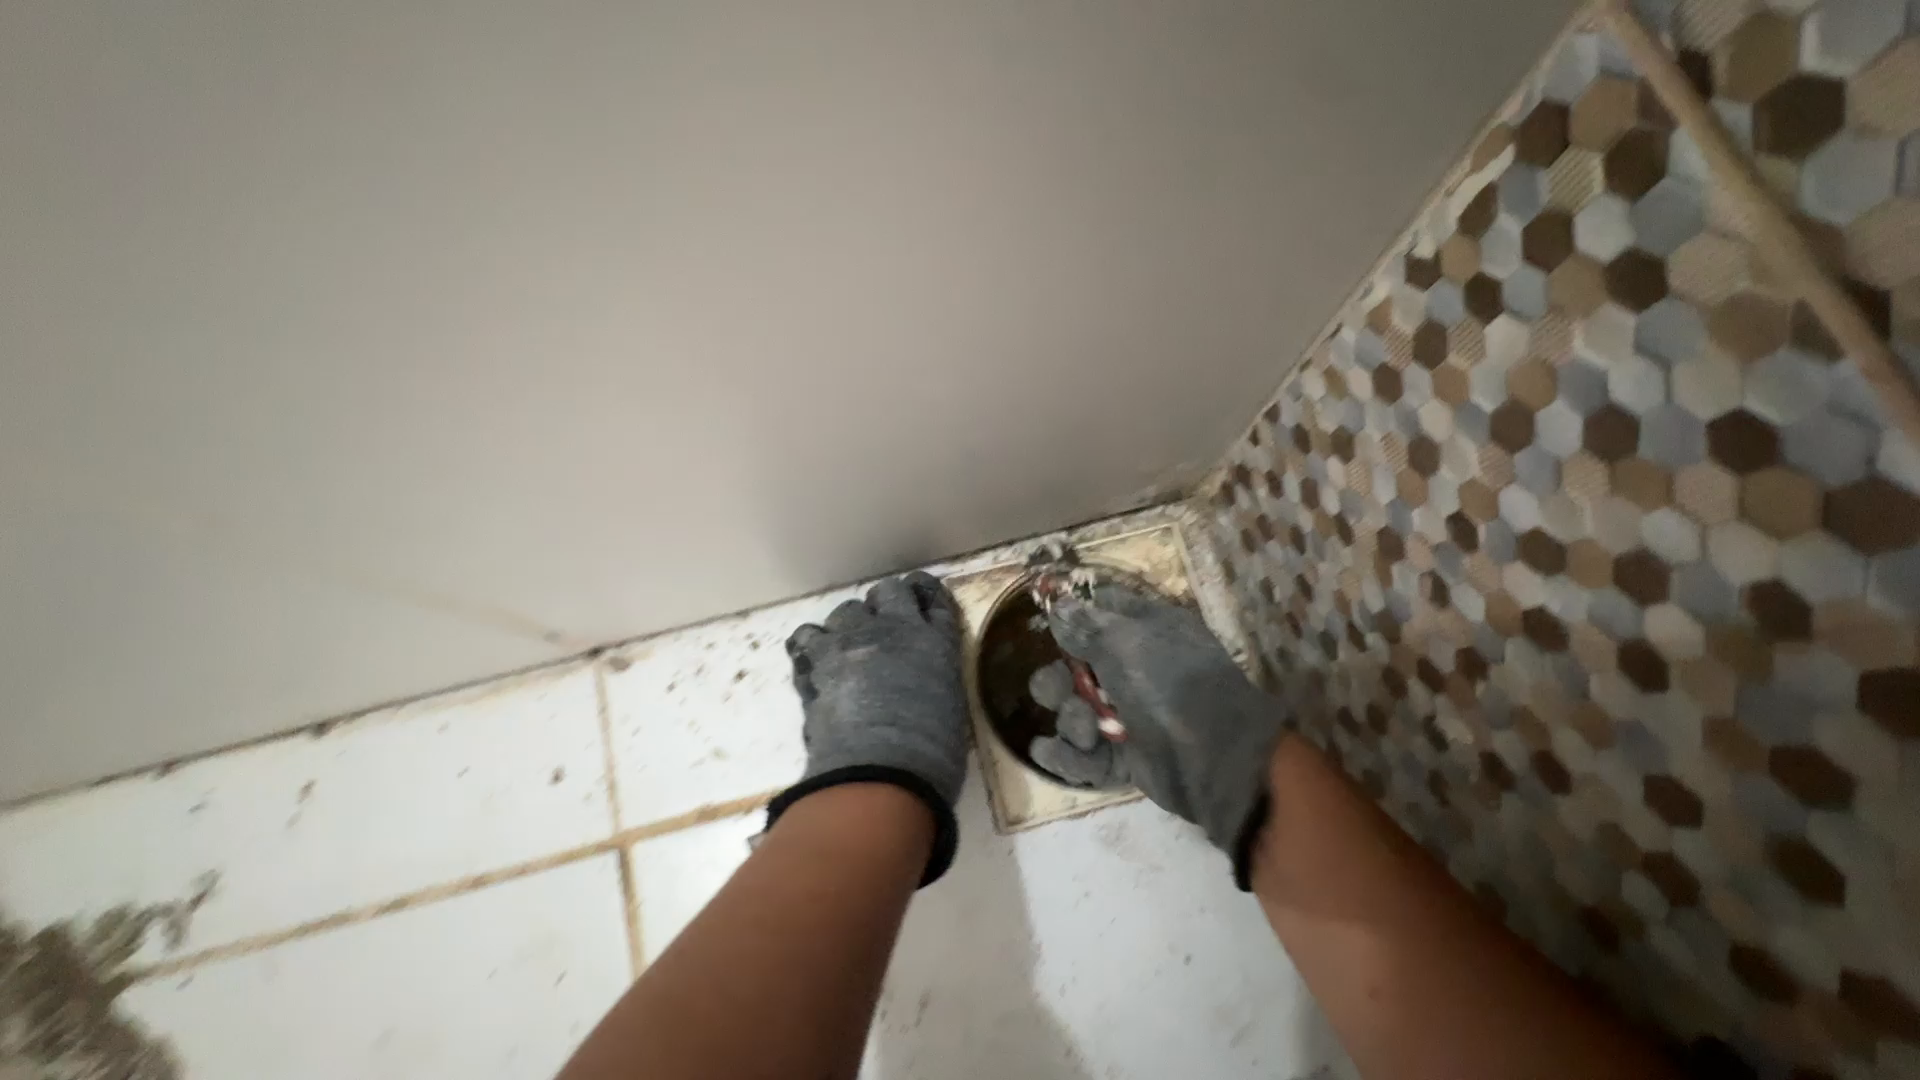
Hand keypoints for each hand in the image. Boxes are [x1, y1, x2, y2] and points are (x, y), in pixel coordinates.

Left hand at [767, 571, 969, 885]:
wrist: (881, 769)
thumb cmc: (930, 756)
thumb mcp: (948, 712)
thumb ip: (934, 687)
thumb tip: (920, 693)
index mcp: (937, 643)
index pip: (933, 601)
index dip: (924, 596)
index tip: (917, 599)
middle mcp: (897, 628)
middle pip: (888, 591)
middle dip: (884, 604)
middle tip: (881, 630)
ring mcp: (854, 639)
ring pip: (847, 610)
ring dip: (849, 626)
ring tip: (847, 653)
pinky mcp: (819, 658)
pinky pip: (807, 637)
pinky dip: (811, 648)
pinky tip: (815, 665)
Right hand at [1030, 582, 1284, 887]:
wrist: (1214, 756)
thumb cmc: (1170, 683)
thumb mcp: (1124, 641)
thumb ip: (1084, 625)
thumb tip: (1059, 606)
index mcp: (1145, 631)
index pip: (1102, 612)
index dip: (1072, 616)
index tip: (1048, 622)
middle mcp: (1135, 670)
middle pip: (1075, 670)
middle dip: (1056, 681)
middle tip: (1062, 689)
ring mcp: (1129, 716)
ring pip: (1074, 713)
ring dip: (1070, 721)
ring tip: (1087, 732)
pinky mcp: (1124, 758)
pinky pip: (1083, 754)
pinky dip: (1066, 755)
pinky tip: (1049, 751)